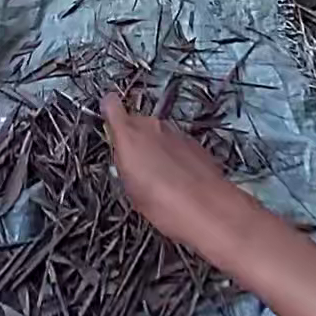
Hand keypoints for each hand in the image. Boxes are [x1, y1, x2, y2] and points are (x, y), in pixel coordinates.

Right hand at [101, 92, 256, 251]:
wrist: (207, 209)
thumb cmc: (165, 203)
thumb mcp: (129, 188)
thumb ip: (122, 163)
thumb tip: (123, 158)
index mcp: (128, 134)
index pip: (112, 105)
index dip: (109, 109)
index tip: (107, 115)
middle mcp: (152, 127)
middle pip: (137, 123)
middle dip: (135, 139)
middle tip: (134, 165)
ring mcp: (175, 133)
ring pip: (158, 134)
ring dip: (156, 149)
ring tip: (159, 178)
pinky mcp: (194, 144)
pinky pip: (177, 144)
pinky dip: (175, 156)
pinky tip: (177, 179)